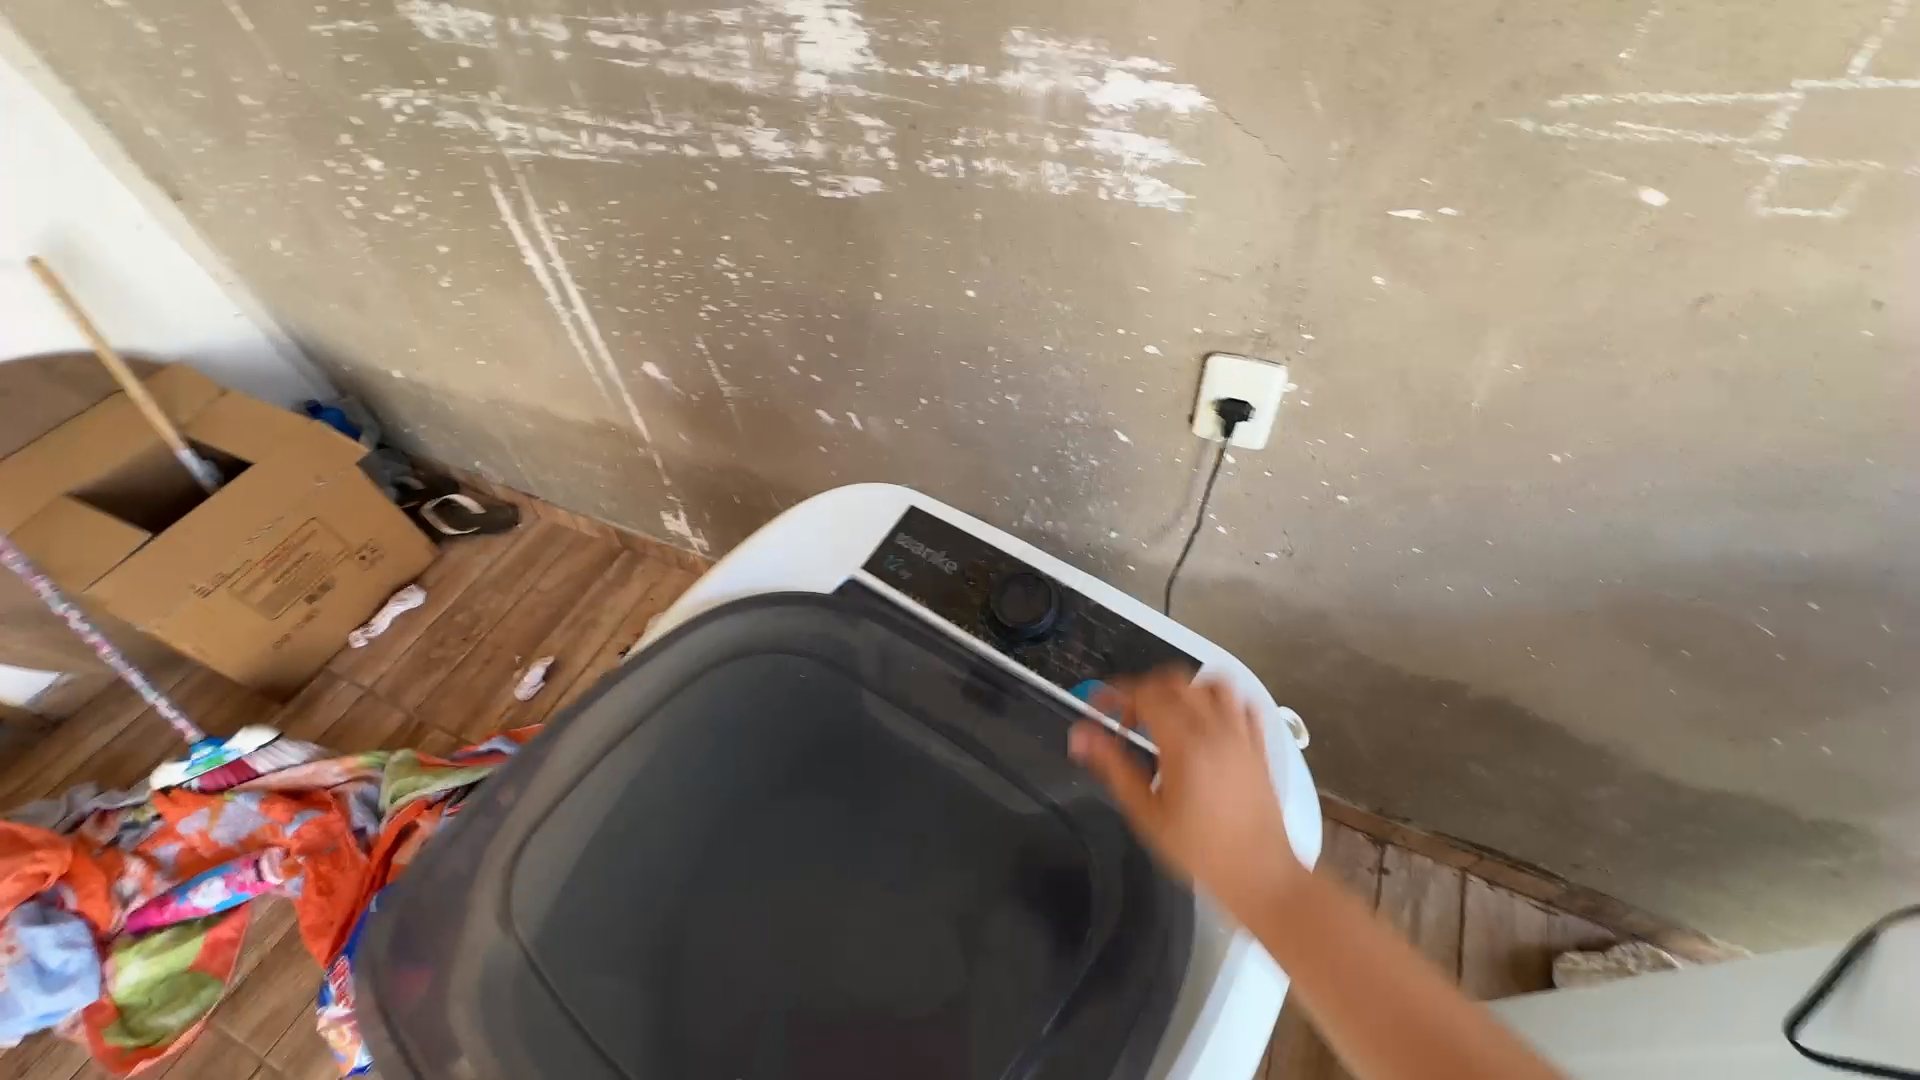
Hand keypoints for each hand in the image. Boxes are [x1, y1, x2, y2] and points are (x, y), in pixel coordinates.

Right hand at [1068, 669, 1303, 918]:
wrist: (1261, 875)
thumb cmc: (1201, 850)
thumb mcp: (1146, 812)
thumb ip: (1112, 766)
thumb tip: (1081, 736)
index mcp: (1184, 742)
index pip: (1144, 694)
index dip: (1115, 694)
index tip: (1098, 706)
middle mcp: (1216, 729)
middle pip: (1175, 680)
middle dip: (1143, 689)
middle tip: (1128, 717)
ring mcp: (1242, 734)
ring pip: (1211, 683)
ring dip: (1183, 688)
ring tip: (1165, 713)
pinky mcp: (1259, 745)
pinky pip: (1242, 702)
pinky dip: (1220, 700)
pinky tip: (1206, 720)